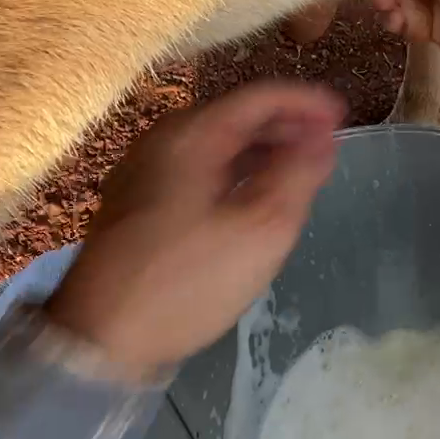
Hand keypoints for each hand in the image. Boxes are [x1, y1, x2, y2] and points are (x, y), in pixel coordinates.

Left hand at [44, 82, 343, 379]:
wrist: (96, 342)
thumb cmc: (187, 281)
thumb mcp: (261, 229)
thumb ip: (299, 174)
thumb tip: (323, 139)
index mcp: (192, 136)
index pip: (260, 97)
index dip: (307, 102)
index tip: (343, 116)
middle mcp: (163, 141)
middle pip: (237, 116)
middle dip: (288, 125)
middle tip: (327, 144)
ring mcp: (145, 170)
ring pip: (218, 143)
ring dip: (265, 149)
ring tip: (301, 169)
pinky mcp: (138, 201)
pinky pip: (200, 167)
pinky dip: (237, 170)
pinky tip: (256, 195)